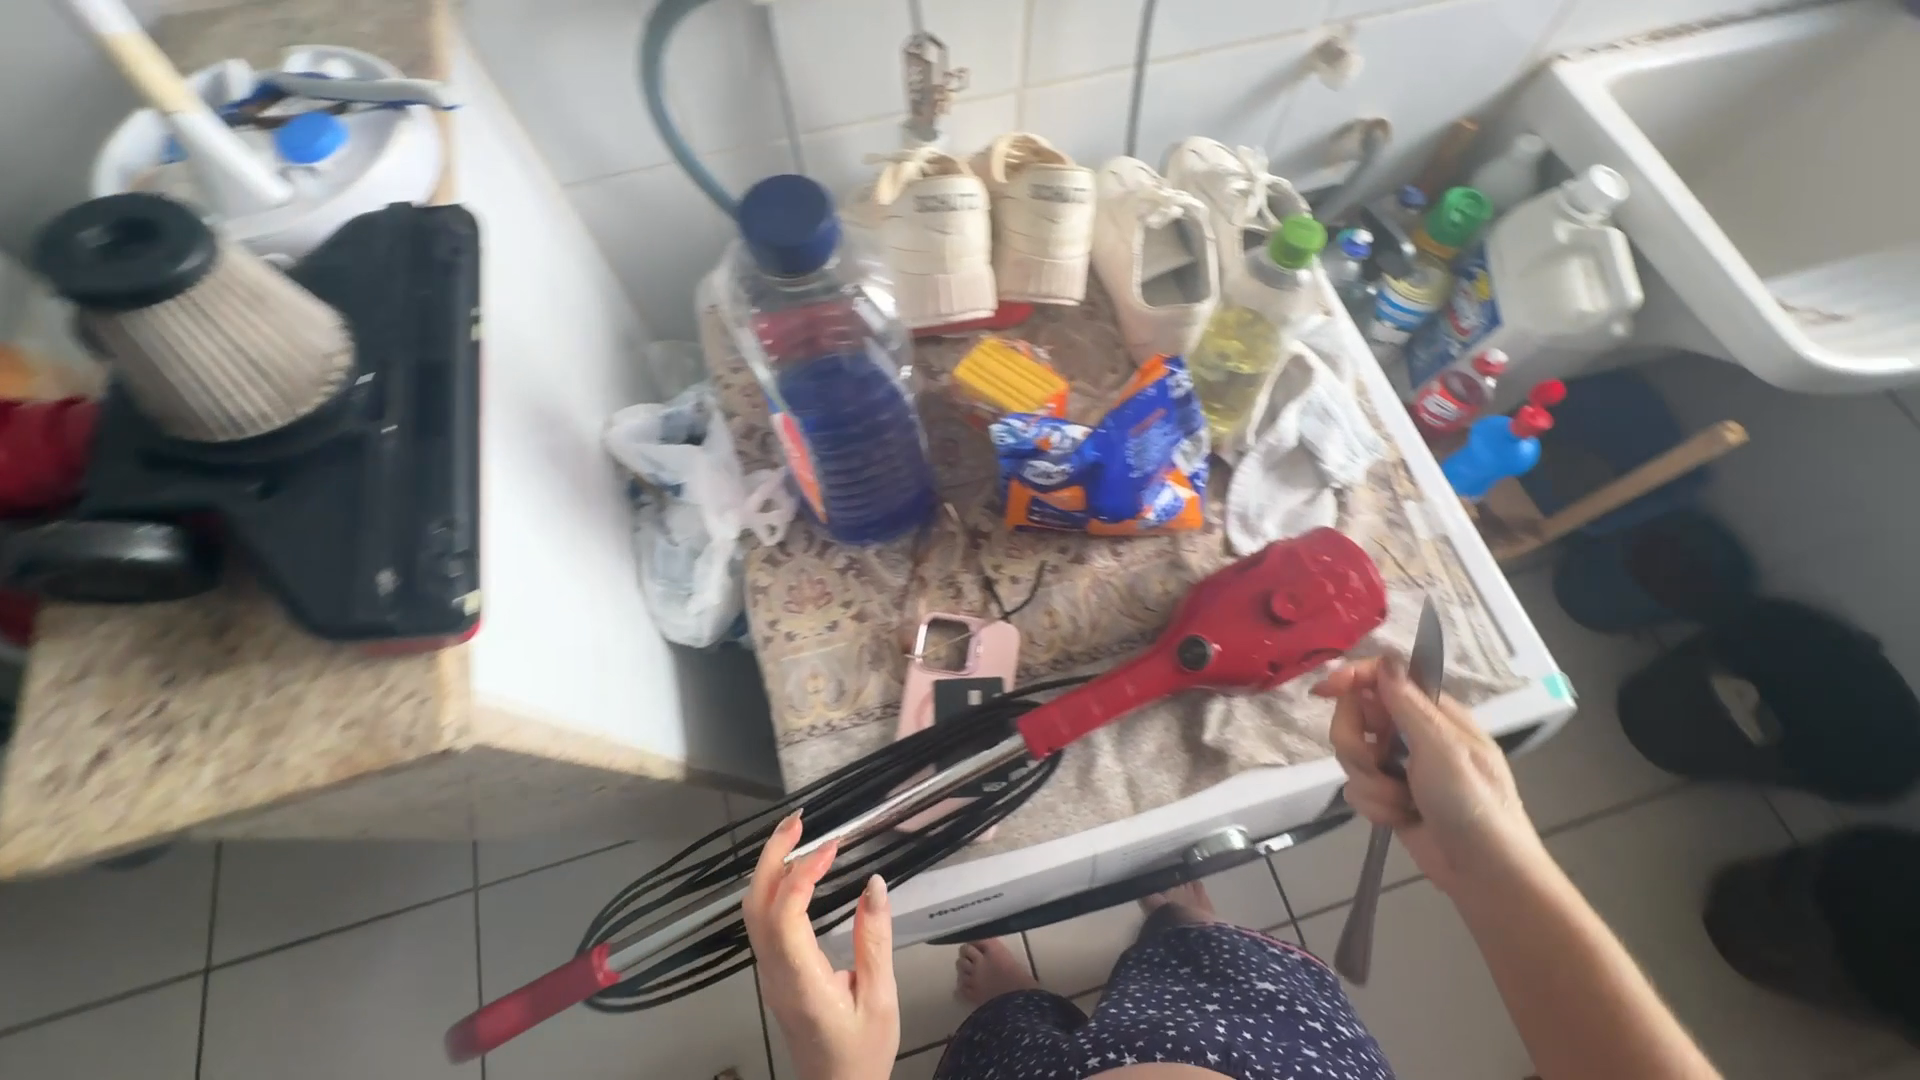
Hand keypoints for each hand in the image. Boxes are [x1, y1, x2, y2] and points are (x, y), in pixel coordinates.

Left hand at [742, 814, 898, 1079]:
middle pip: (756, 905)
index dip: (803, 873)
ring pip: (753, 912)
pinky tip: (796, 870)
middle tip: (798, 820)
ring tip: (796, 835)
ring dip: (770, 868)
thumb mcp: (881, 999)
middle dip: (772, 856)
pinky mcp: (774, 974)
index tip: (832, 847)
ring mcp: (769, 975)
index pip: (785, 915)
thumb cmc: (862, 1052)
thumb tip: (874, 883)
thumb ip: (874, 940)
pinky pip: (763, 921)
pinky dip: (775, 886)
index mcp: (801, 982)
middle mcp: (775, 974)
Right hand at [1314, 655, 1545, 895]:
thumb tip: (1385, 659)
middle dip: (1357, 744)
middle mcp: (1411, 734)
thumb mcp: (1442, 747)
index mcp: (1432, 713)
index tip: (1326, 690)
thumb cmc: (1473, 803)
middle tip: (1377, 762)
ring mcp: (1397, 766)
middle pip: (1354, 717)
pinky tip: (1402, 818)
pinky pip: (1355, 788)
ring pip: (1350, 755)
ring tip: (1402, 802)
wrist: (1485, 873)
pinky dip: (1376, 806)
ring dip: (1371, 782)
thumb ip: (1407, 703)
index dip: (1351, 678)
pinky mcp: (1386, 796)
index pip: (1381, 678)